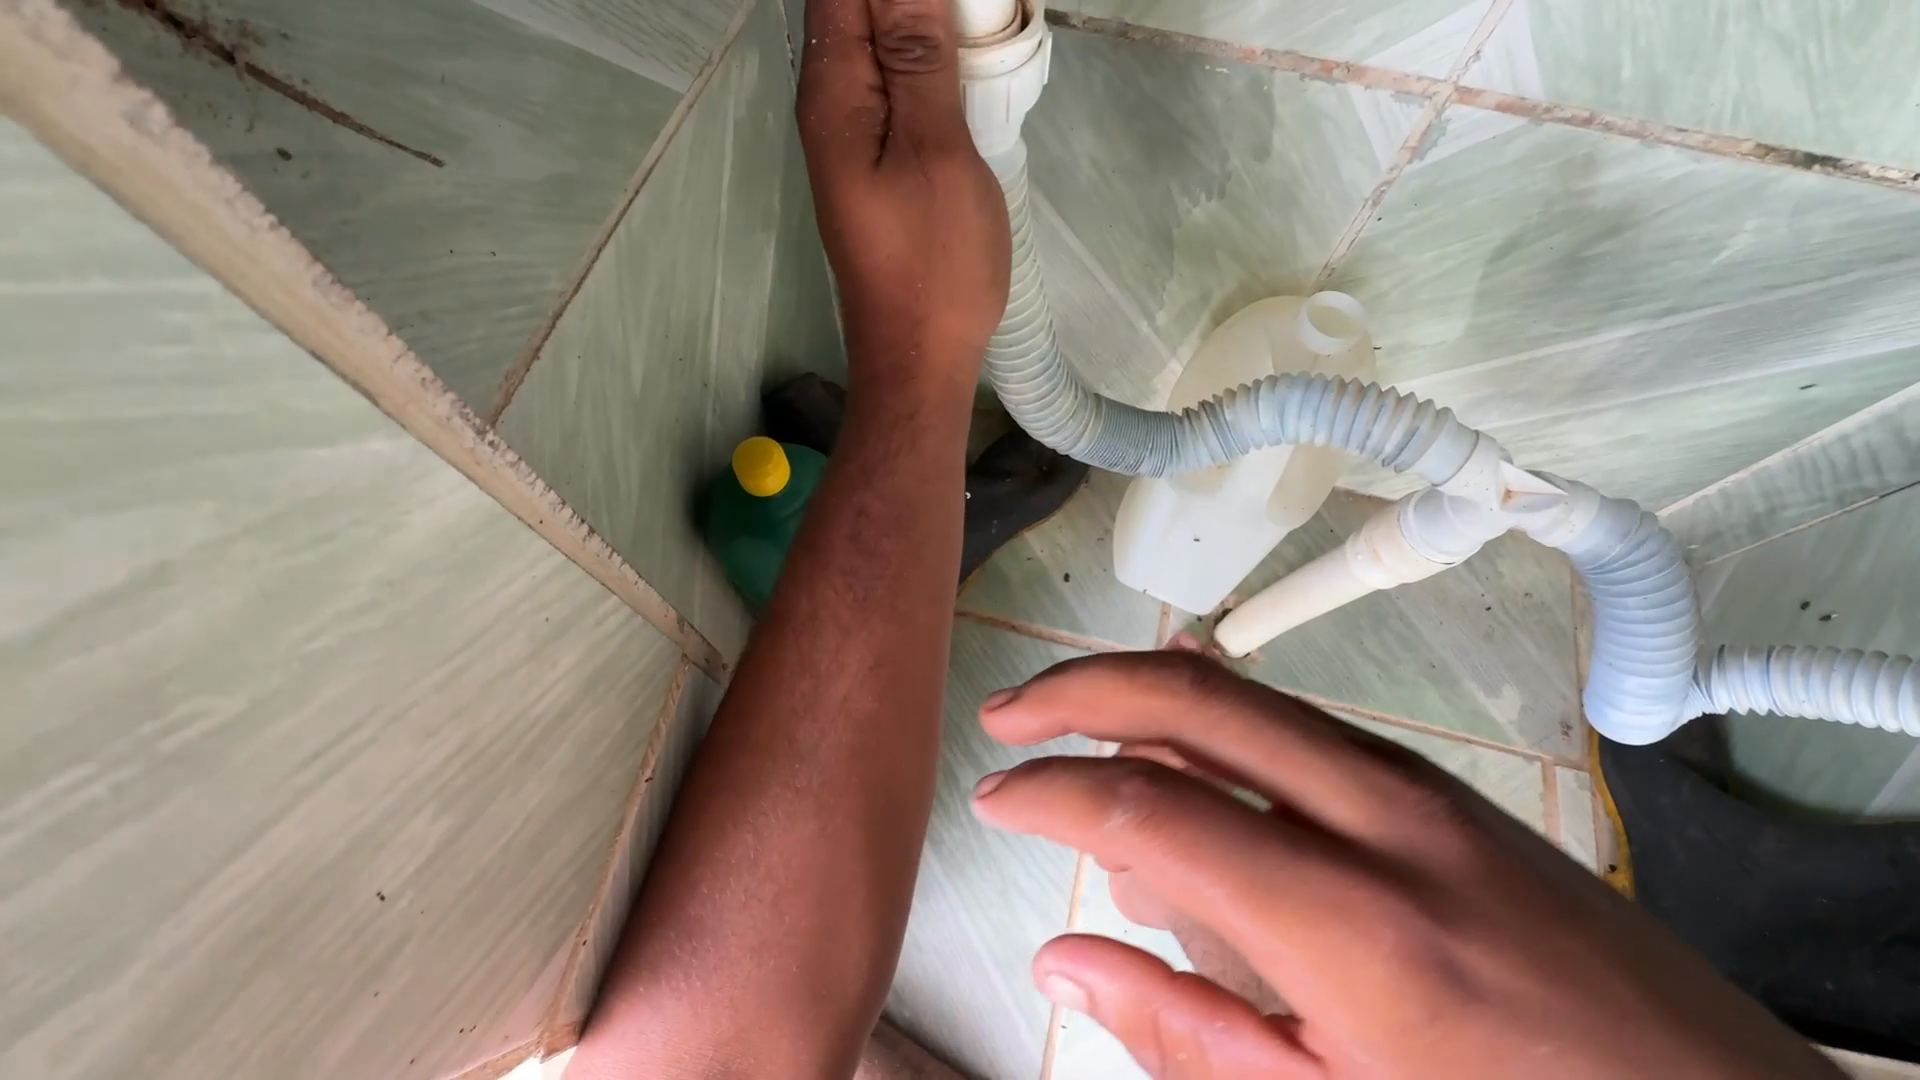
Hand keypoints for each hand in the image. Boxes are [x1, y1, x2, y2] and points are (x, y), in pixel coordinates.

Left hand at [797, 0, 1010, 379]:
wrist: (921, 358)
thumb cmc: (935, 265)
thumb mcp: (935, 151)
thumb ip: (917, 56)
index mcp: (834, 92)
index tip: (959, 6)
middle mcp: (830, 107)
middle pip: (861, 8)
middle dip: (920, 3)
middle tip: (986, 16)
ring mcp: (853, 140)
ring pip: (882, 48)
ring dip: (930, 27)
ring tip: (986, 29)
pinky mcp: (878, 167)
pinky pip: (898, 91)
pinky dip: (932, 70)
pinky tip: (969, 74)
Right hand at [969, 649, 1843, 1078]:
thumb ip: (1184, 1036)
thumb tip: (1062, 956)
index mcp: (1353, 921)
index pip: (1153, 809)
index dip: (1052, 792)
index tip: (994, 794)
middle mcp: (1382, 814)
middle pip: (1194, 699)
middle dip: (1080, 689)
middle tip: (1008, 711)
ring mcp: (1419, 786)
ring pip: (1244, 697)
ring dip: (1140, 699)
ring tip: (1072, 745)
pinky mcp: (1440, 788)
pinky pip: (1294, 725)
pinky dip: (1212, 718)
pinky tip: (1180, 736)